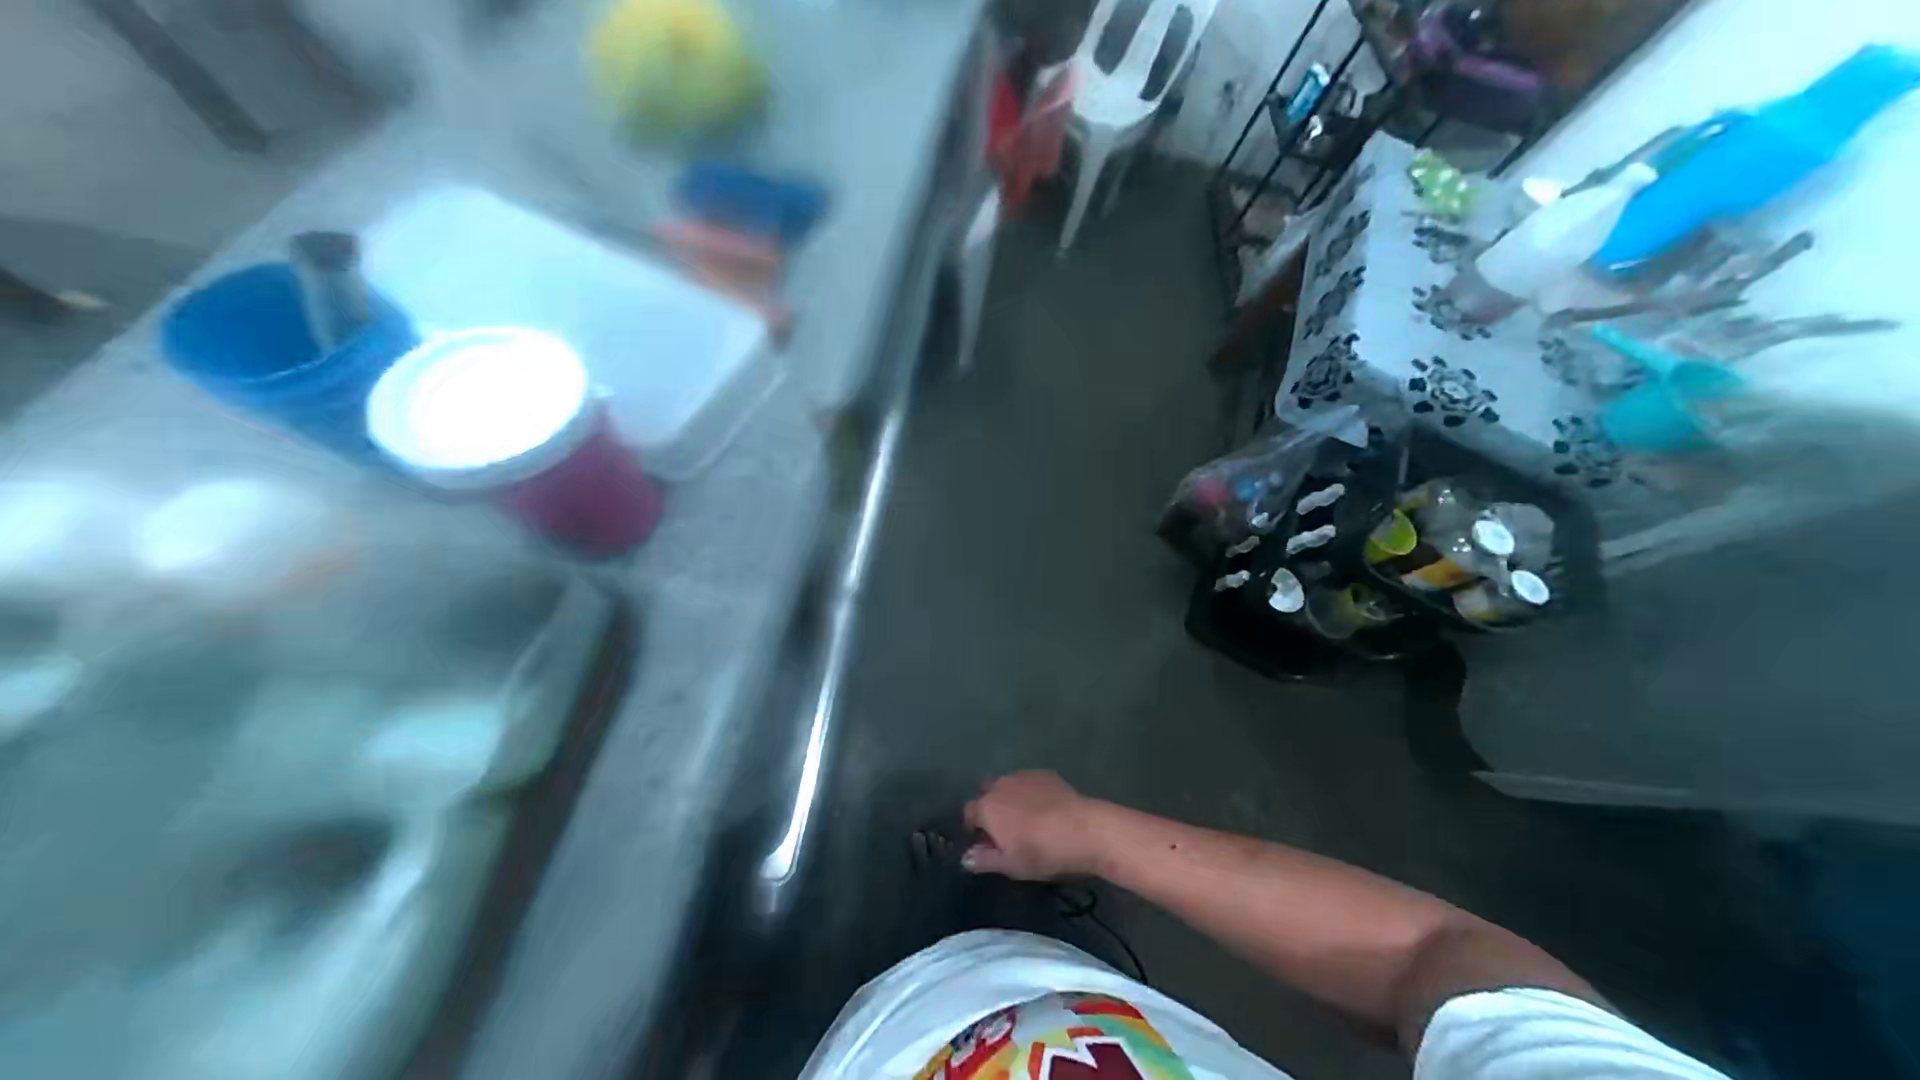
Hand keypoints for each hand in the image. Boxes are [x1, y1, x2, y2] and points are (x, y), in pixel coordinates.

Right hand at [961, 771, 1100, 880]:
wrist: (1083, 829)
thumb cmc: (1041, 851)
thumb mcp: (1010, 865)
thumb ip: (984, 860)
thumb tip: (966, 857)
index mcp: (987, 807)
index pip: (968, 812)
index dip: (974, 826)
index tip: (986, 842)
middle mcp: (1001, 785)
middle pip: (986, 791)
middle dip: (989, 806)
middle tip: (1004, 828)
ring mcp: (1024, 776)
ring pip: (1008, 784)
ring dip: (1010, 797)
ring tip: (1027, 818)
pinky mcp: (1046, 774)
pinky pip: (1029, 782)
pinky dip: (1031, 792)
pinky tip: (1046, 808)